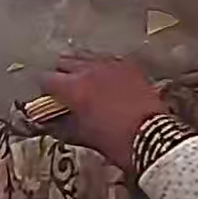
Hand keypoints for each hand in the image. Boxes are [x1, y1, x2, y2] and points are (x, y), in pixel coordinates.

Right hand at [44, 55, 166, 169]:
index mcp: (74, 88)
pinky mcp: (129, 65)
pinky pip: (109, 60)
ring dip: (82, 66)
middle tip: (65, 88)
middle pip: (66, 61)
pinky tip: (107, 78)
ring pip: (87, 57)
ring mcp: (110, 64)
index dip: (44, 87)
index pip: (47, 79)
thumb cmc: (115, 141)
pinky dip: (103, 67)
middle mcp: (89, 69)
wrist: (153, 136)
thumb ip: (64, 126)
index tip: (46, 96)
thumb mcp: (85, 136)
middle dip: (61, 73)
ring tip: (85, 80)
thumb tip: (50, 122)